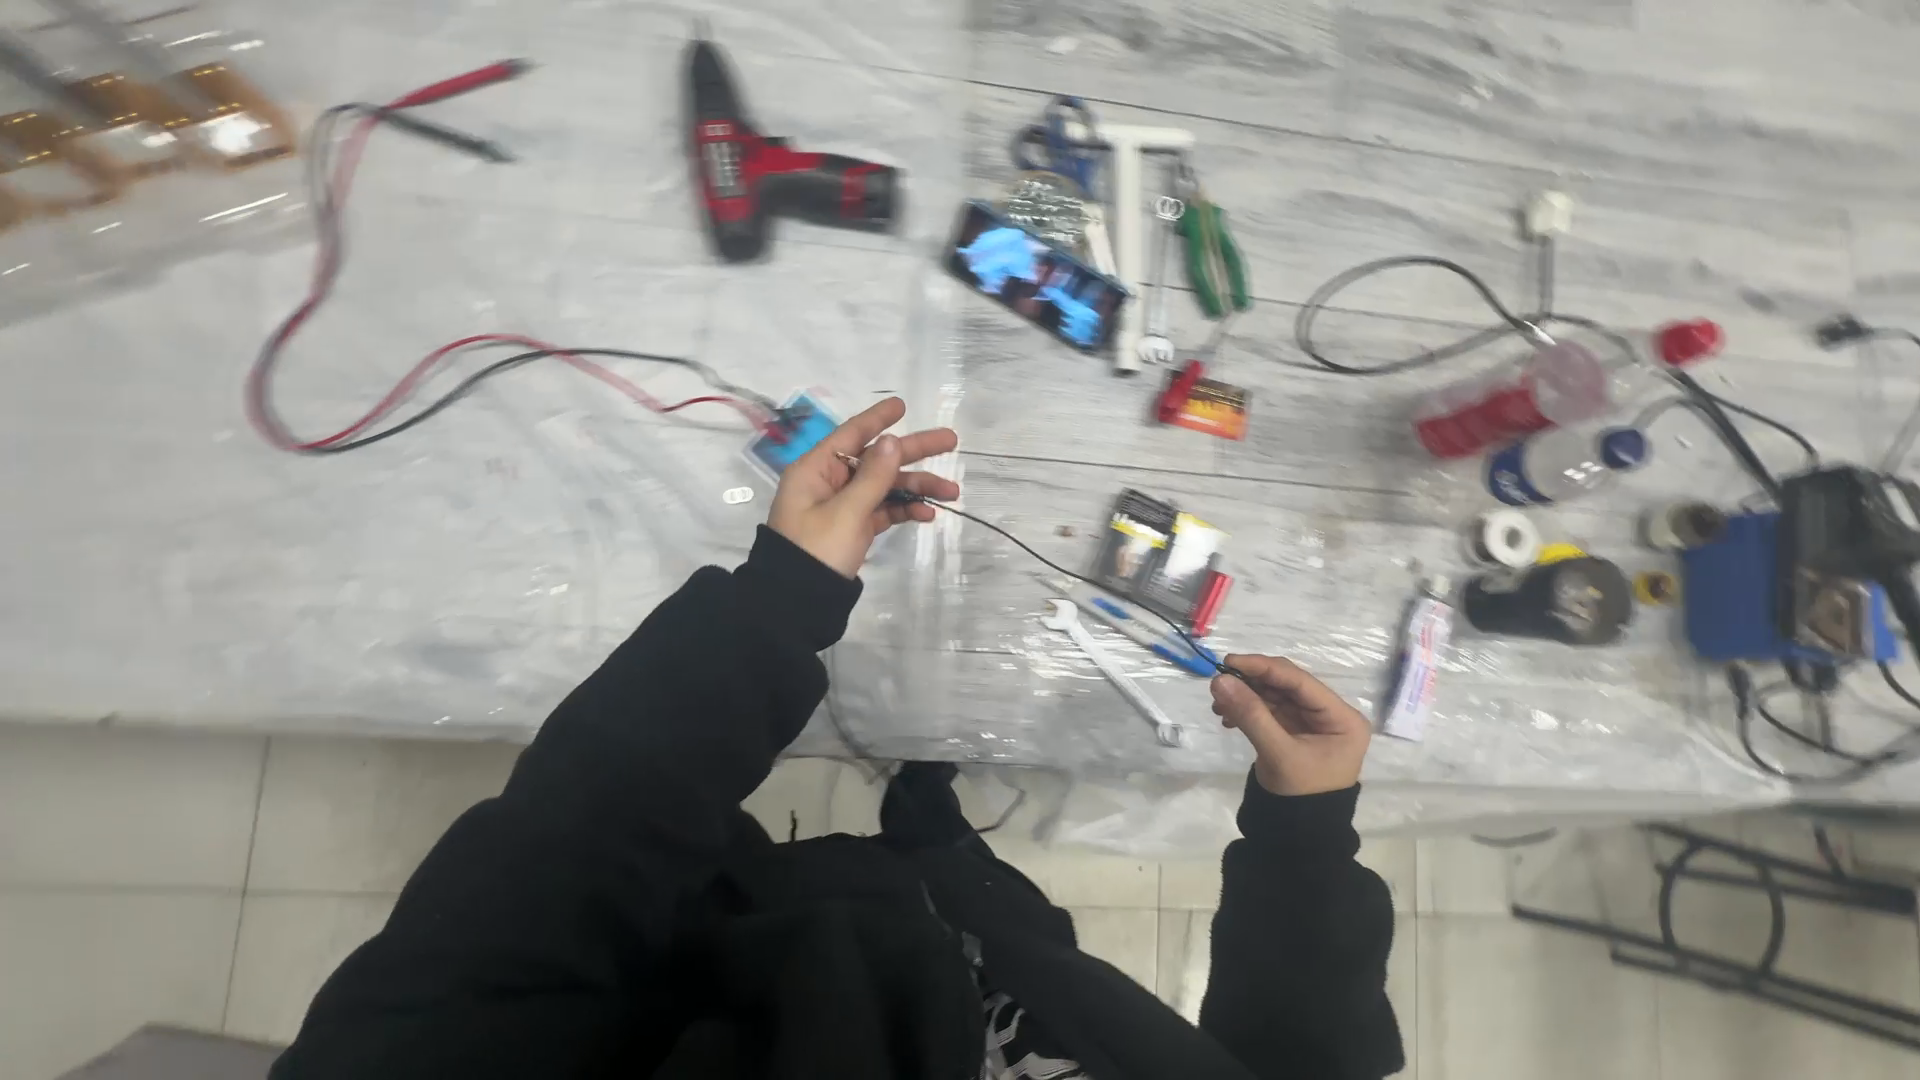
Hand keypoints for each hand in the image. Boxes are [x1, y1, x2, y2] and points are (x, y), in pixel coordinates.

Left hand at [767, 397, 959, 578]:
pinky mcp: (853, 528)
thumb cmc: (816, 550)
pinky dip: (904, 509)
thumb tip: (891, 440)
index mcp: (816, 470)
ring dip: (916, 487)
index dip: (878, 419)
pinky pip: (883, 510)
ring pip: (885, 486)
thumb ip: (873, 476)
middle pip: (876, 459)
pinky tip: (928, 513)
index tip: (903, 404)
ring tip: (952, 492)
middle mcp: (829, 482)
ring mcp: (842, 506)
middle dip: (914, 453)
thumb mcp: (846, 512)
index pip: (851, 434)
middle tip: (951, 441)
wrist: (797, 601)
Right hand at [1210, 655, 1370, 795]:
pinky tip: (1226, 717)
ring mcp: (1311, 722)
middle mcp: (1329, 714)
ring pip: (1274, 694)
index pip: (1300, 681)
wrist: (1299, 832)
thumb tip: (1218, 680)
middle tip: (1218, 683)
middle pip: (1286, 684)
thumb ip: (1250, 714)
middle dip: (1251, 682)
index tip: (1228, 661)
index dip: (1263, 667)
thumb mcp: (1277, 753)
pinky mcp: (1293, 730)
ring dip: (1245, 695)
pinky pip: (1268, 709)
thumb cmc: (1300, 794)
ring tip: (1218, 704)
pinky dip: (1246, 709)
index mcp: (1341, 718)